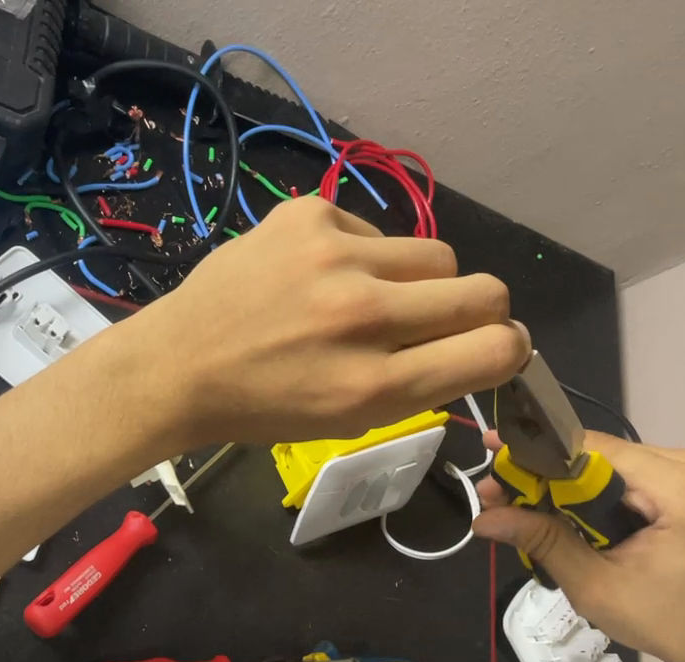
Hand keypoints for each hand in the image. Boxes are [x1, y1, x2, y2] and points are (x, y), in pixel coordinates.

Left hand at [110, 197, 528, 445]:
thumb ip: (414, 387)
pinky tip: (316, 278)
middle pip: (486, 291)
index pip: (496, 349)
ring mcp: (335, 257)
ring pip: (435, 254)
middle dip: (476, 311)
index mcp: (374, 387)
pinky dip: (361, 258)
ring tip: (365, 299)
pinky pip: (375, 232)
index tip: (491, 347)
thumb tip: (477, 345)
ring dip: (416, 281)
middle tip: (436, 321)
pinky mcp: (308, 216)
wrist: (178, 366)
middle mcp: (364, 317)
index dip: (506, 350)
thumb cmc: (261, 408)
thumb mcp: (343, 423)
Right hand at [473, 432, 684, 661]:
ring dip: (570, 483)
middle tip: (499, 494)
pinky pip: (635, 472)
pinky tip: (568, 510)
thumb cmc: (666, 622)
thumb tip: (483, 516)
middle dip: (548, 474)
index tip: (492, 457)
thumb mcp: (594, 585)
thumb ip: (541, 540)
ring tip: (526, 506)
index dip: (538, 454)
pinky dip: (598, 490)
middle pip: (604, 454)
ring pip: (615, 461)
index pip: (594, 450)